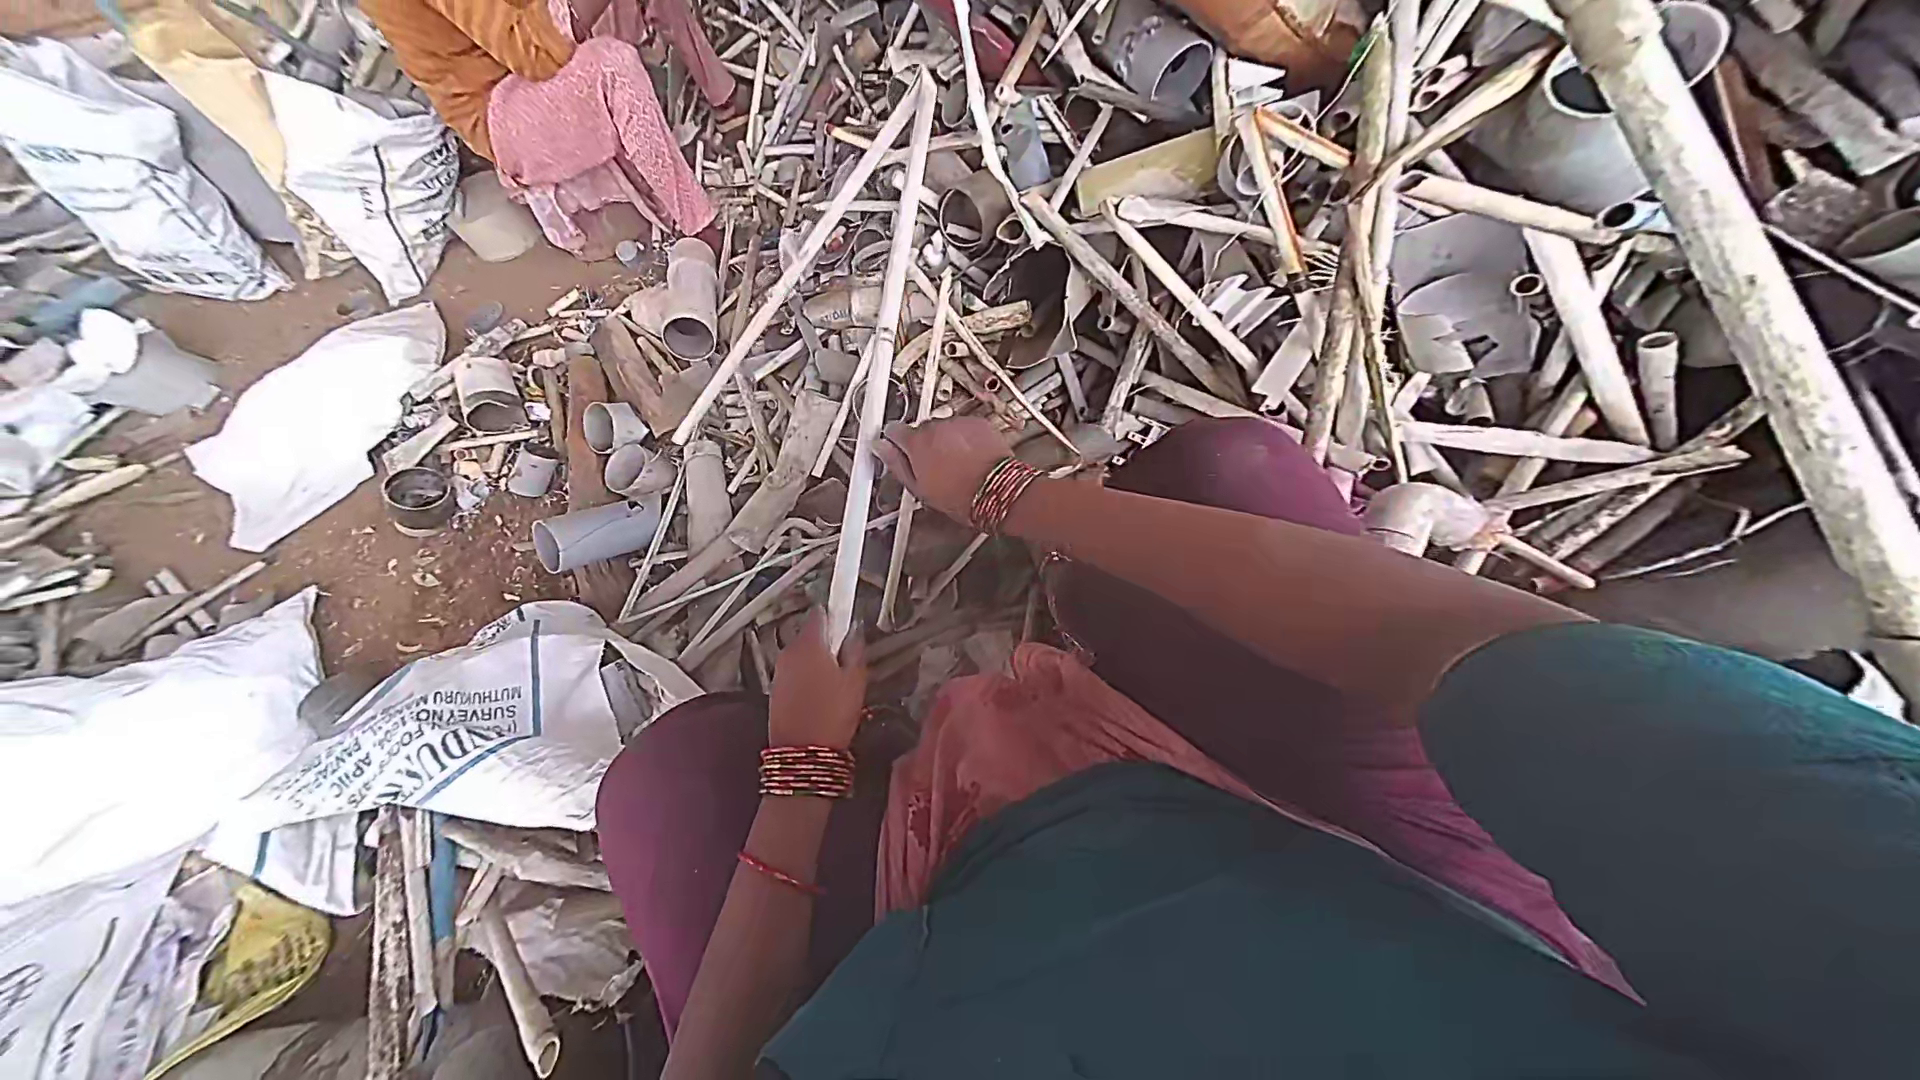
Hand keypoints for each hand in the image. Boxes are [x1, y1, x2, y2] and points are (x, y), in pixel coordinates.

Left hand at [768, 608, 867, 749]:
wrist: (803, 753)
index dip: (838, 611)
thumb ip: (855, 649)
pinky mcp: (775, 688)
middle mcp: (789, 651)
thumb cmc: (832, 715)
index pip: (822, 611)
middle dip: (829, 639)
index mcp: (810, 643)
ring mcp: (779, 670)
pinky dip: (808, 674)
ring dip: (818, 657)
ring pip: (803, 652)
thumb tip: (854, 632)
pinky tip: (822, 693)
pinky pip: (795, 671)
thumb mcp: (856, 679)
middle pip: (811, 632)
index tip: (848, 615)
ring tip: (837, 679)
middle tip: (849, 655)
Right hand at [874, 416, 1012, 523]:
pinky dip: (964, 438)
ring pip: (943, 428)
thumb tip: (882, 450)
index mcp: (916, 442)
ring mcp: (957, 422)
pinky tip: (969, 457)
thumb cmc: (960, 496)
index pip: (893, 430)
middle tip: (933, 466)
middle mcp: (935, 426)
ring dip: (945, 440)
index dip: (895, 442)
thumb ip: (897, 464)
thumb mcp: (919, 489)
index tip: (899, 450)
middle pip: (920, 429)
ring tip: (955, 464)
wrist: (997, 492)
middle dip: (923, 444)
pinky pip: (964, 427)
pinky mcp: (977, 423)